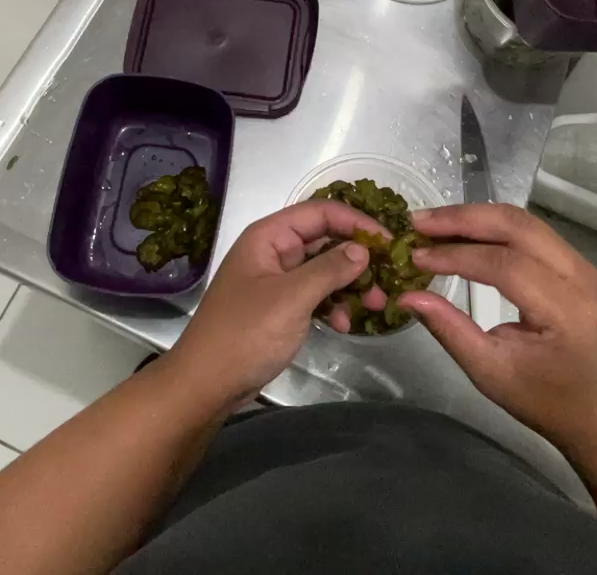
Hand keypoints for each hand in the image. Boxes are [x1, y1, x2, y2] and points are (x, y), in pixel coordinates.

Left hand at [166, 200, 389, 404]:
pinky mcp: (280, 307)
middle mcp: (273, 251)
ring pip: (323, 269)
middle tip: (387, 279)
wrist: (206, 384)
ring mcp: (276, 280)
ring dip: (350, 284)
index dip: (356, 222)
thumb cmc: (245, 333)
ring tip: (375, 305)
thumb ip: (329, 269)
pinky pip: (315, 295)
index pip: (320, 212)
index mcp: (269, 236)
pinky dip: (333, 305)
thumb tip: (363, 249)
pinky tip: (345, 325)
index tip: (389, 242)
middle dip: (357, 258)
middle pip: (325, 240)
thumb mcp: (292, 298)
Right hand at [401, 204, 596, 456]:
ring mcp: (583, 265)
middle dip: (464, 219)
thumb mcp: (491, 374)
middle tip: (419, 223)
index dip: (457, 256)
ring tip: (432, 223)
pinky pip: (529, 231)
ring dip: (474, 217)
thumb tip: (406, 296)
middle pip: (518, 228)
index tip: (416, 256)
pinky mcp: (575, 261)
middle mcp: (582, 278)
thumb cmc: (545, 399)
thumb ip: (450, 330)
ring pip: (523, 221)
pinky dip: (490, 226)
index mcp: (568, 312)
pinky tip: (460, 231)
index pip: (507, 266)